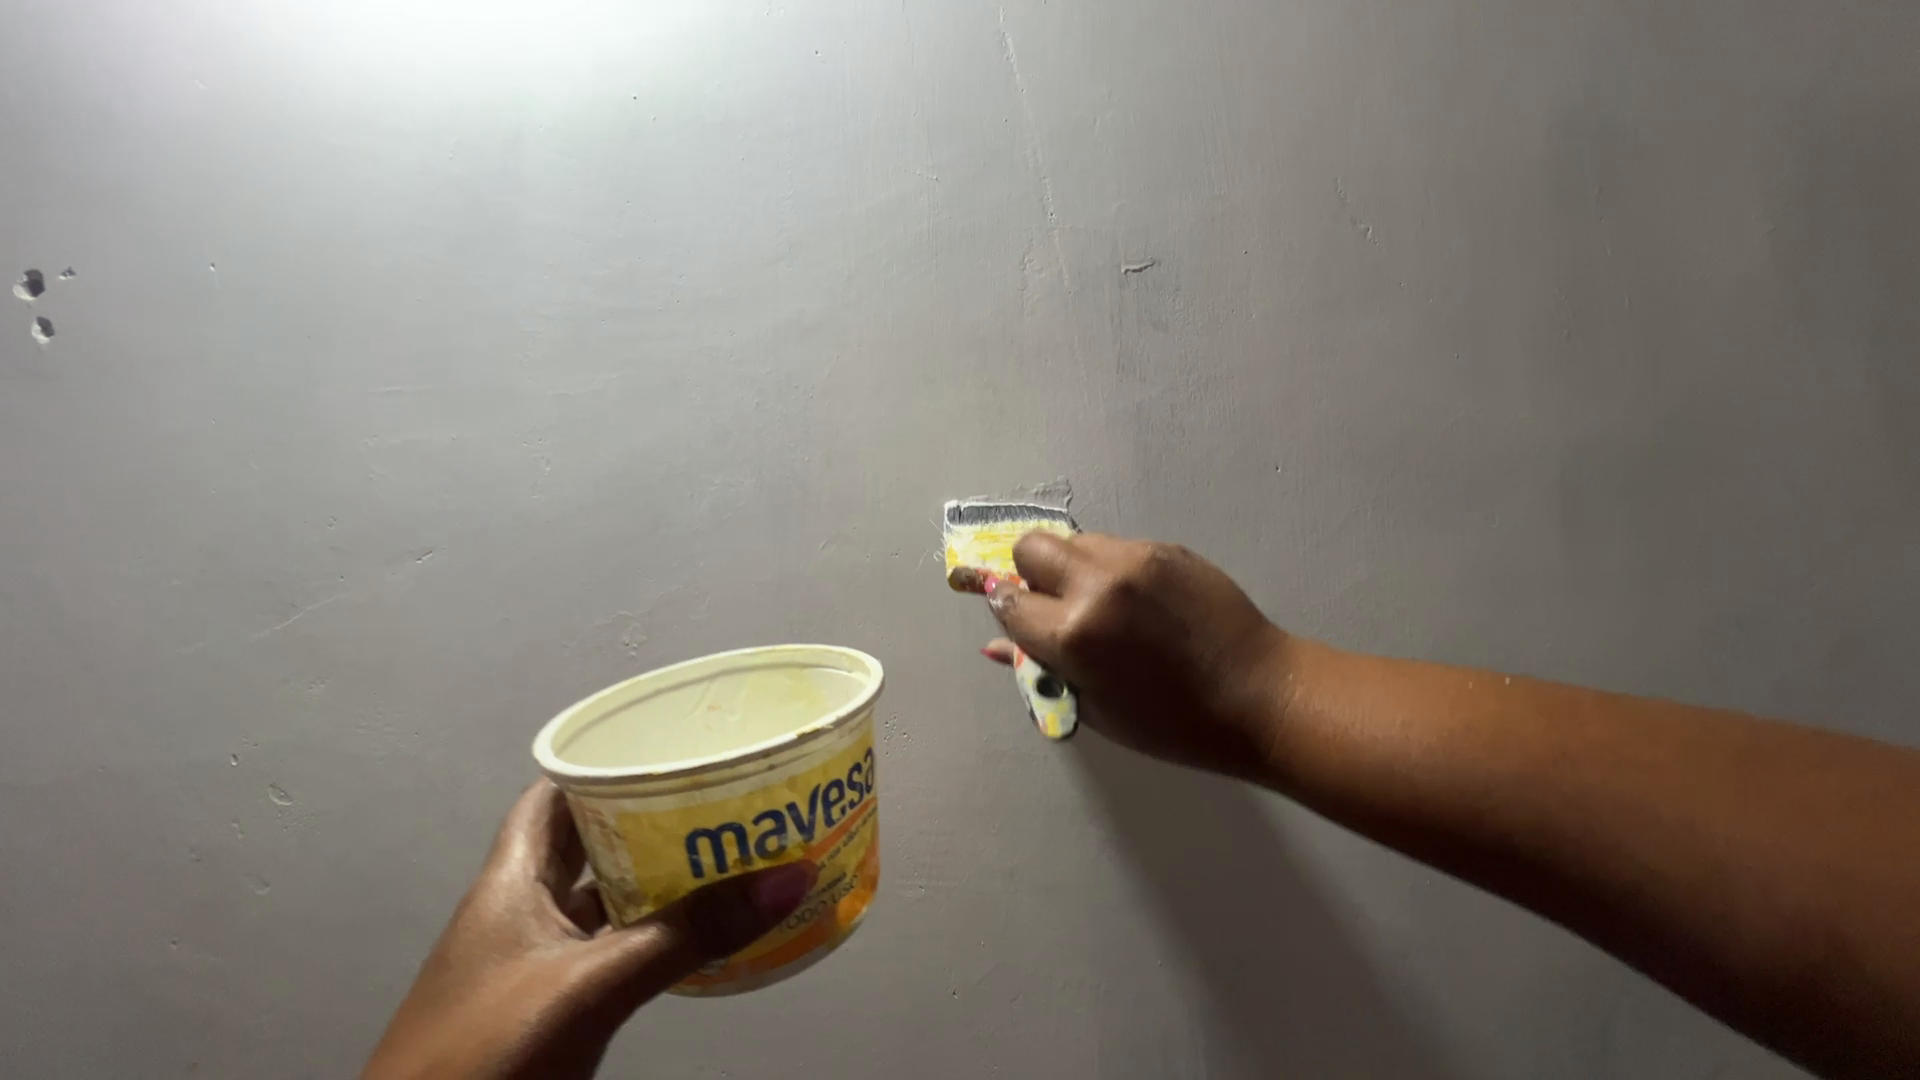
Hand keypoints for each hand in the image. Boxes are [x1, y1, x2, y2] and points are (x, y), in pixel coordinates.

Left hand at [363, 782, 816, 1079]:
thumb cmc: (481, 1058)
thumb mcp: (591, 987)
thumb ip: (688, 935)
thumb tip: (789, 877)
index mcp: (510, 882)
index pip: (553, 794)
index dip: (601, 763)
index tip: (663, 744)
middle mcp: (520, 910)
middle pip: (587, 840)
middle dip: (646, 814)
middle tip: (714, 792)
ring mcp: (534, 960)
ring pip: (604, 894)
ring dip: (653, 873)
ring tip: (723, 848)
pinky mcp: (553, 1003)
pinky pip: (613, 943)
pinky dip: (653, 929)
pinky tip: (696, 928)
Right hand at [982, 532, 1293, 779]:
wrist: (1259, 694)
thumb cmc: (1171, 723)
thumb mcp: (1095, 710)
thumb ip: (1040, 671)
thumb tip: (994, 647)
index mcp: (1072, 635)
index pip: (1008, 602)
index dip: (1011, 612)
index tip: (1024, 621)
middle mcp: (1096, 585)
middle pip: (1031, 548)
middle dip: (1032, 573)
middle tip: (1058, 605)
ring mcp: (1134, 560)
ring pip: (1075, 541)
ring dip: (1073, 568)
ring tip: (1105, 604)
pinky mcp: (1165, 549)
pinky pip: (1117, 547)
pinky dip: (1112, 569)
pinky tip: (1140, 602)